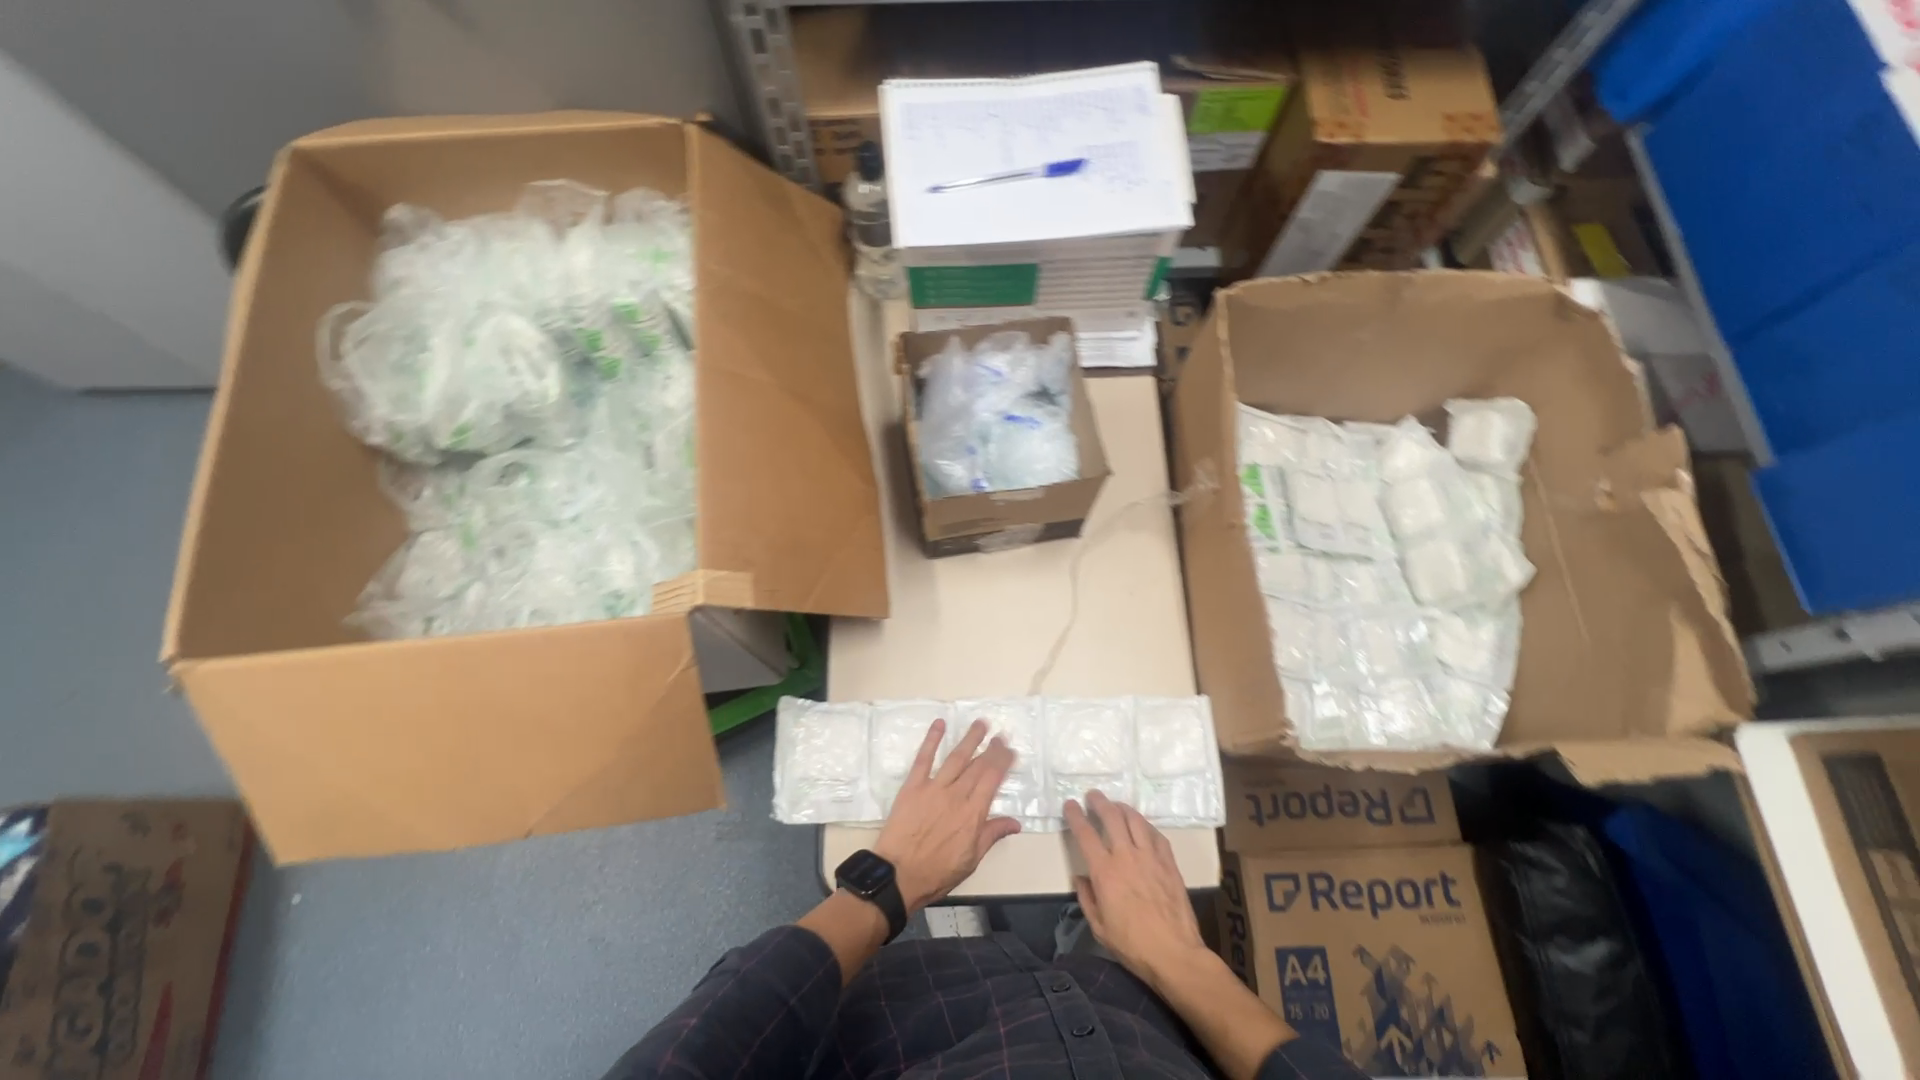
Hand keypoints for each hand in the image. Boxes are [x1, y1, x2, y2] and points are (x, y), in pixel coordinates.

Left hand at [872, 718, 1021, 912]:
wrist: (898, 875)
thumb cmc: (937, 872)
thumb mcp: (971, 859)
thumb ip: (991, 835)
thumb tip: (1015, 822)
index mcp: (973, 813)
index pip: (992, 778)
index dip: (1003, 761)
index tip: (1010, 750)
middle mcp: (956, 795)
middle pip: (978, 765)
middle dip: (991, 748)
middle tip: (1000, 735)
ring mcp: (933, 788)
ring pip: (956, 757)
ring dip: (969, 739)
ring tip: (980, 723)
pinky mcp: (912, 787)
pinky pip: (923, 759)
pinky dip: (932, 740)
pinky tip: (939, 724)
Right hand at [1064, 790, 1207, 991]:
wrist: (1174, 953)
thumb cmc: (1132, 945)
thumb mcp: (1099, 927)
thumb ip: (1087, 899)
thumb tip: (1081, 878)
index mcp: (1105, 872)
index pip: (1085, 834)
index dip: (1076, 816)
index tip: (1071, 804)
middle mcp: (1126, 856)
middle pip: (1112, 818)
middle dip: (1100, 802)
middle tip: (1093, 795)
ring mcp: (1151, 857)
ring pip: (1136, 820)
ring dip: (1123, 808)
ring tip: (1116, 805)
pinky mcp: (1169, 863)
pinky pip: (1156, 835)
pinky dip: (1146, 825)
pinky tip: (1143, 826)